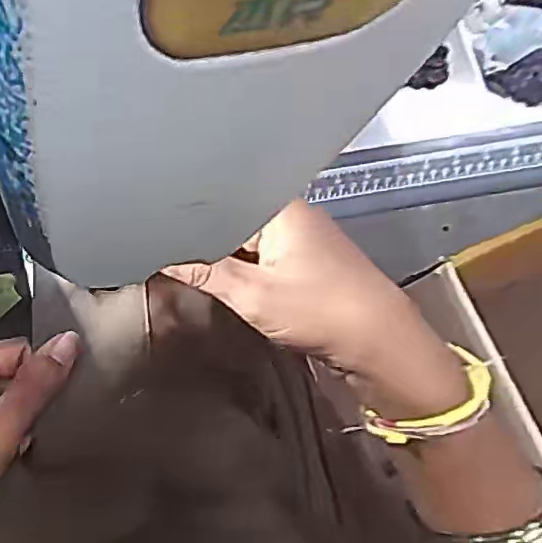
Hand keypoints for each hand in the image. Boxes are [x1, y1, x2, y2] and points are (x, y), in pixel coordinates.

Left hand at [0, 333, 80, 542]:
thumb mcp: (4, 426)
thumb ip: (38, 384)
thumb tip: (69, 340)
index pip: (19, 350)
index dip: (40, 377)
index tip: (45, 409)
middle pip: (12, 375)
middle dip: (29, 404)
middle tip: (26, 434)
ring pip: (5, 402)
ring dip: (19, 424)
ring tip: (14, 450)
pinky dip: (5, 438)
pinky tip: (5, 459)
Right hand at [162, 201, 465, 417]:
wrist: (377, 342)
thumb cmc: (323, 310)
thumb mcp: (250, 294)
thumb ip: (204, 274)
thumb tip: (166, 260)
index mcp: (282, 209)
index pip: (223, 201)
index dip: (191, 217)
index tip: (164, 230)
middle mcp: (292, 217)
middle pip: (233, 221)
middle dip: (205, 241)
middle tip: (171, 253)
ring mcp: (300, 241)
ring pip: (245, 243)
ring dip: (225, 260)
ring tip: (195, 268)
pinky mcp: (304, 265)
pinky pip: (261, 260)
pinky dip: (242, 272)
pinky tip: (228, 285)